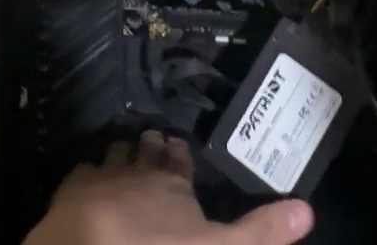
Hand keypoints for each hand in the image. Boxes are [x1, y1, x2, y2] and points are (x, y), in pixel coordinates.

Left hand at [25, 130, 314, 244]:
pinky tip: (87, 179)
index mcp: (174, 183)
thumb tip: (308, 210)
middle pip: (146, 150)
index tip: (179, 145)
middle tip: (155, 143)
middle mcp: (139, 171)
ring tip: (124, 155)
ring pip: (115, 154)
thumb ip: (259, 232)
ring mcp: (101, 179)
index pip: (180, 158)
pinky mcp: (68, 193)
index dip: (180, 153)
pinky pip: (81, 171)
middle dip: (151, 147)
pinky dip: (87, 173)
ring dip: (120, 155)